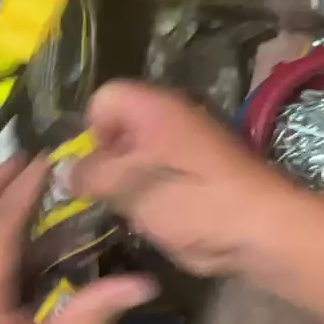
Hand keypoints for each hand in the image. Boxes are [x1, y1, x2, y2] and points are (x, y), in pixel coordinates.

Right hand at [73, 81, 300, 274]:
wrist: (258, 226)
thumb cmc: (191, 197)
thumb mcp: (130, 185)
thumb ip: (92, 173)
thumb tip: (65, 169)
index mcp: (154, 107)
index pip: (104, 97)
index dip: (91, 129)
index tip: (95, 166)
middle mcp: (169, 119)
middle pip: (118, 129)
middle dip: (105, 162)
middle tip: (105, 196)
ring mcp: (184, 148)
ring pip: (135, 158)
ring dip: (124, 186)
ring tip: (128, 213)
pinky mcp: (195, 177)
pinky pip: (156, 179)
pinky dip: (147, 199)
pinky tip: (152, 223)